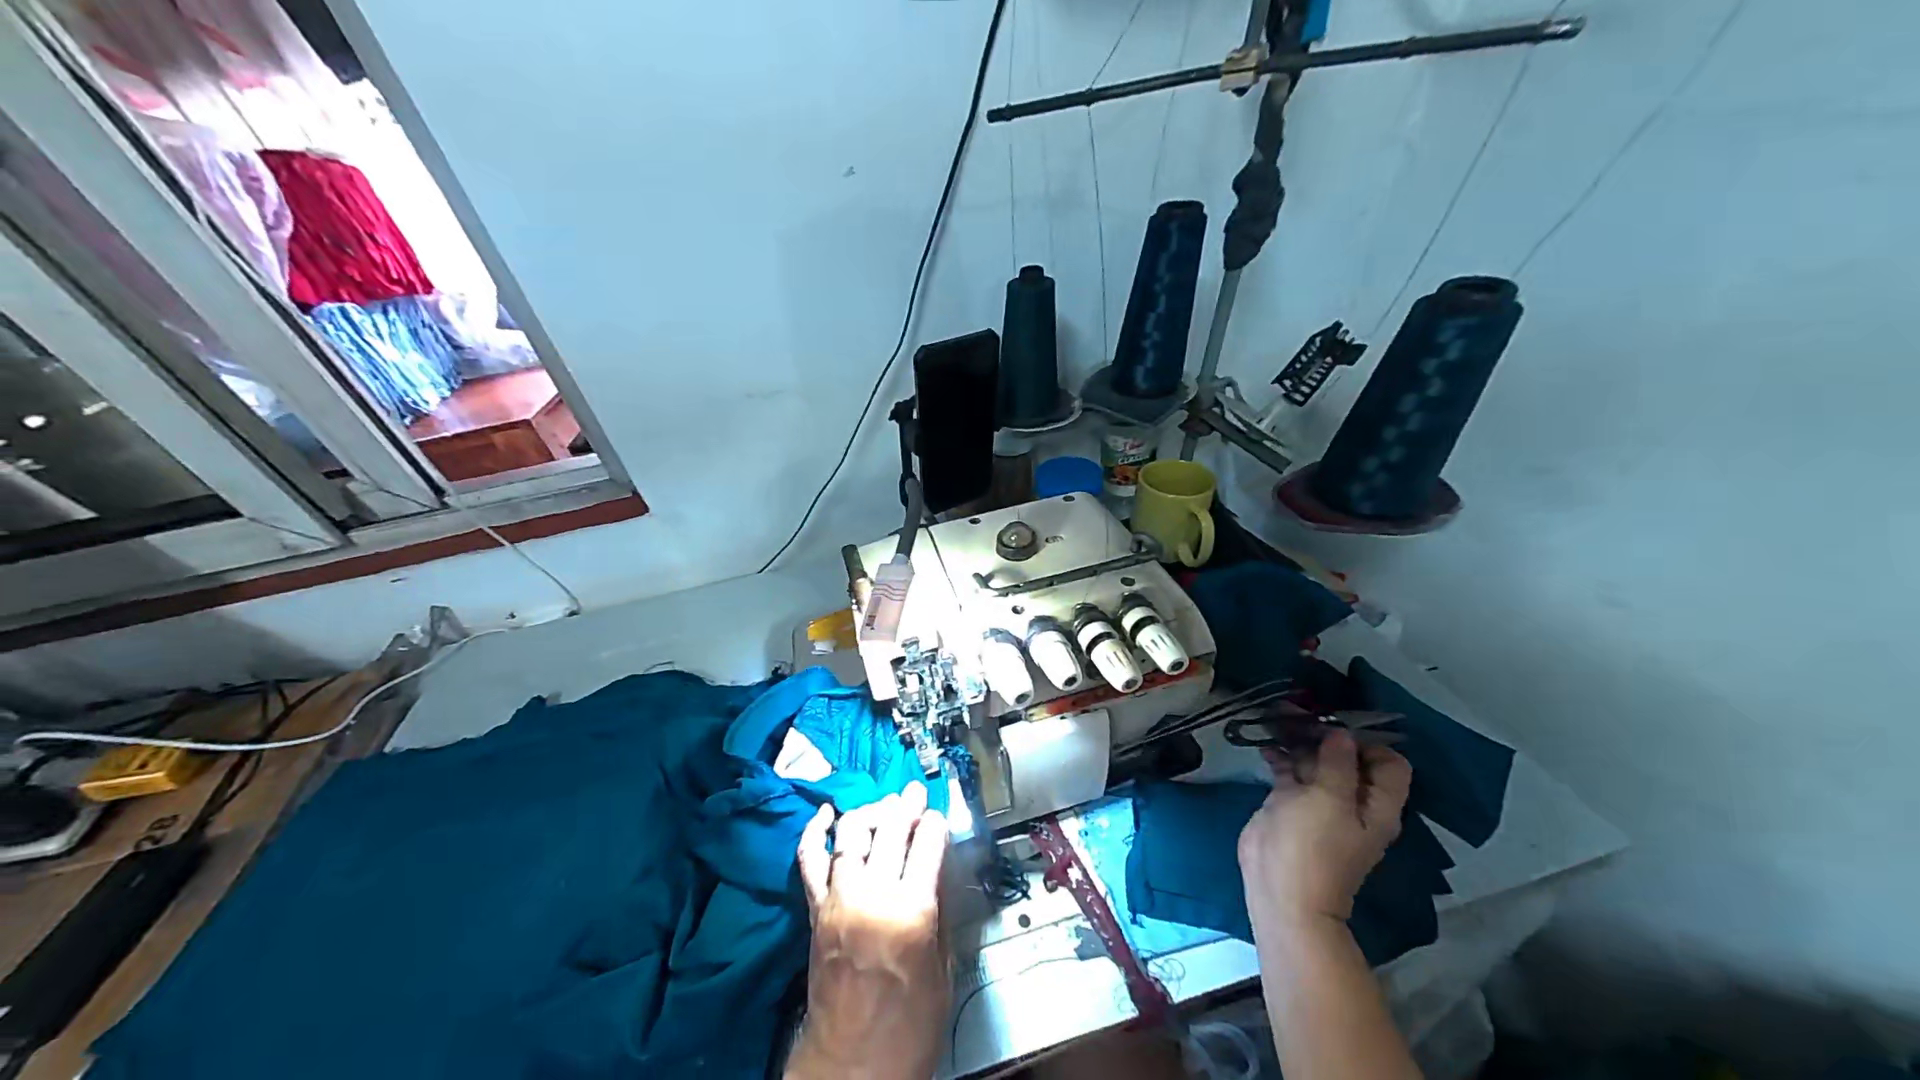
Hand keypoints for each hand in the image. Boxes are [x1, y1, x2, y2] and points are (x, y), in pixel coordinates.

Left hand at [786, 784, 949, 1079]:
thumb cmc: (908, 1025)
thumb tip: (937, 873)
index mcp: (912, 910)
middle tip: (913, 792)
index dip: (935, 823)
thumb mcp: (942, 969)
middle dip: (905, 805)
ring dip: (869, 813)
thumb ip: (939, 913)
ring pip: (851, 834)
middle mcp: (873, 894)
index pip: (927, 844)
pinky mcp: (815, 909)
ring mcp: (838, 898)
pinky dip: (815, 832)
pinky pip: (810, 860)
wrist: (852, 1063)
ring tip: (882, 805)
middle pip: (890, 830)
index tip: (938, 815)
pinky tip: (826, 814)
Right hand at [1237, 728, 1411, 934]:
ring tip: (1278, 720)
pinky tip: (1267, 744)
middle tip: (1300, 713)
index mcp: (1376, 805)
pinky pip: (1290, 773)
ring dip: (1300, 742)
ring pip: (1316, 763)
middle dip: (1327, 735)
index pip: (1389, 763)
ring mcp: (1319, 803)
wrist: (1280, 890)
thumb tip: (1341, 733)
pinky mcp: (1289, 805)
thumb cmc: (1313, 846)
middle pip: (1348, 759)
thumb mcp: (1330, 799)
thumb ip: (1338, 762)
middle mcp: (1352, 801)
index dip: (1368, 742)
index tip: (1337, 727)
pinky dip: (1281, 757)